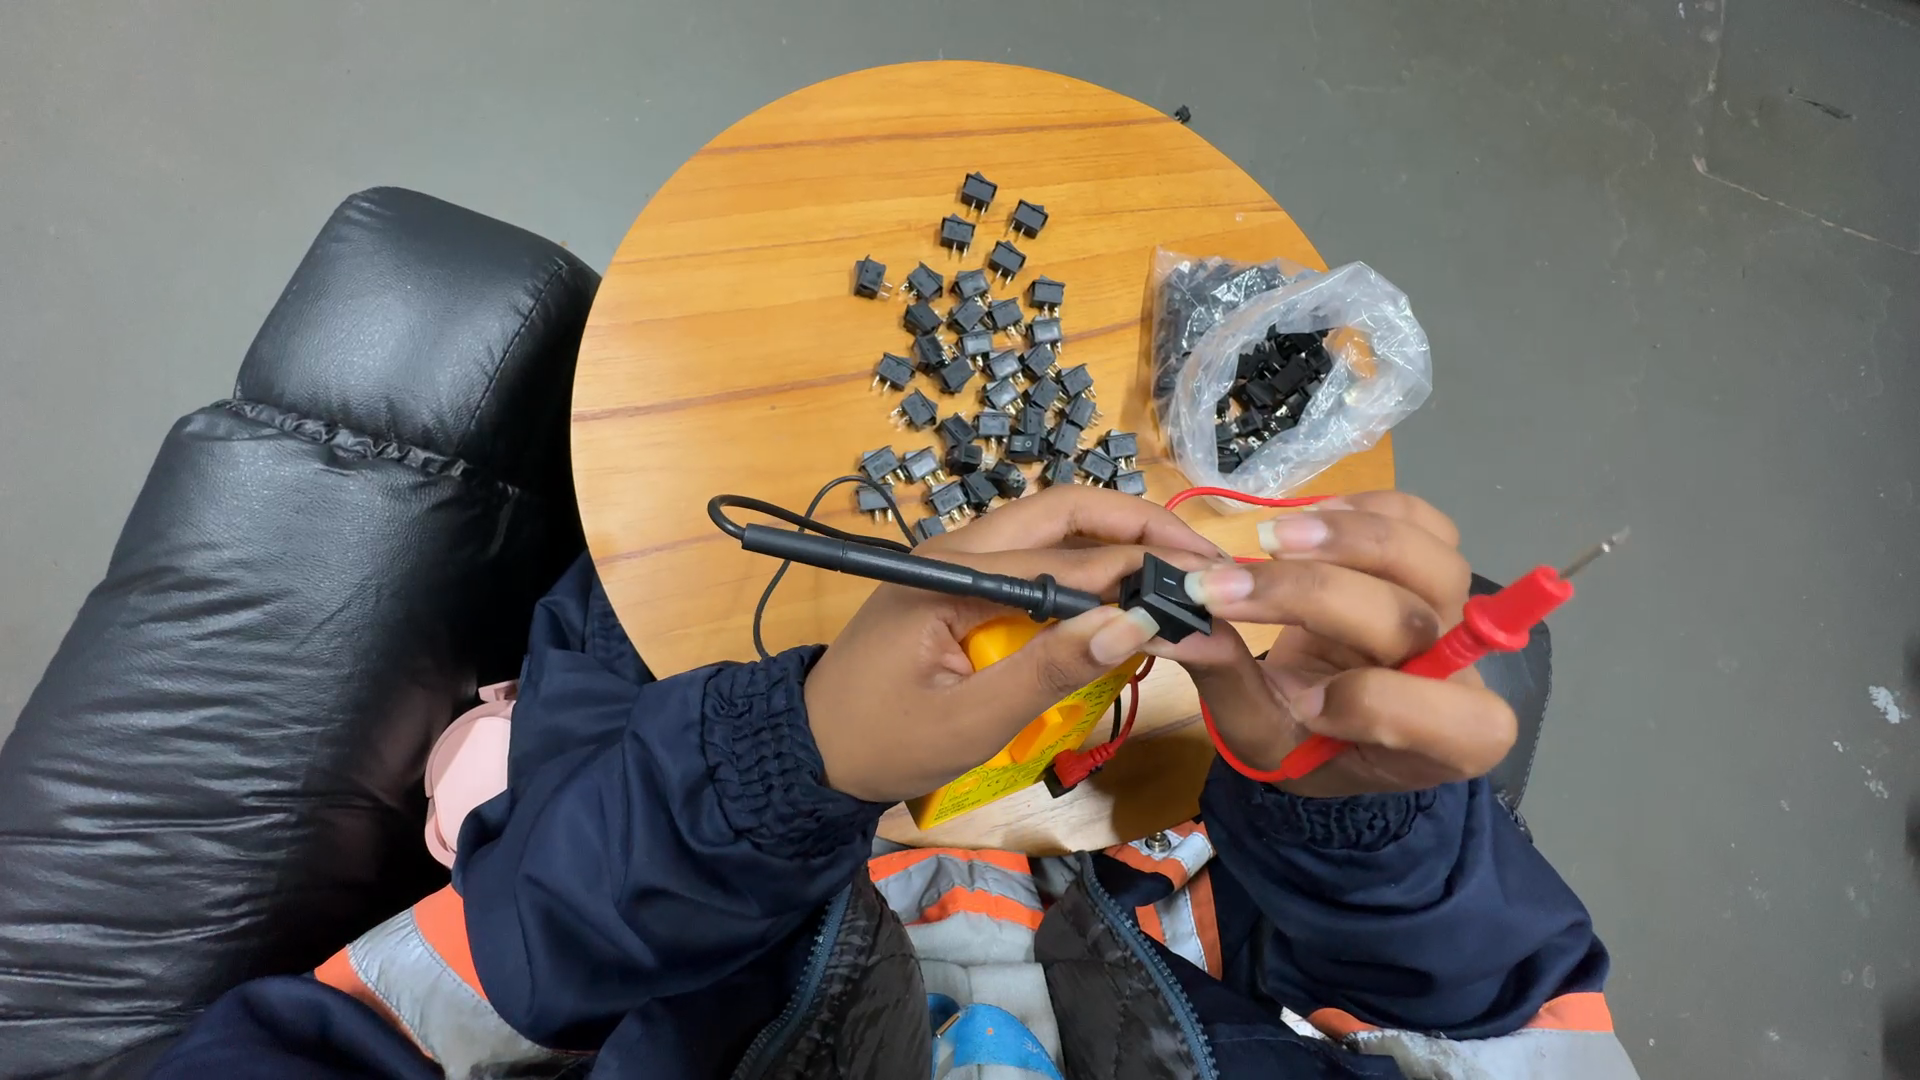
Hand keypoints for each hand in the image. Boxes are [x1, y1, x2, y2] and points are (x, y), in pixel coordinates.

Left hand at [804, 487, 1223, 802]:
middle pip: (1061, 511)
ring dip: (1114, 542)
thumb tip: (1129, 622)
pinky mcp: (965, 583)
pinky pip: (1036, 560)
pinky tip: (1120, 594)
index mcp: (952, 572)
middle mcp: (958, 548)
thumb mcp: (967, 721)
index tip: (1200, 586)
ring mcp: (960, 561)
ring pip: (1052, 529)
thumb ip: (1047, 671)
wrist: (817, 746)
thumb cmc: (883, 740)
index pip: (1061, 555)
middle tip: (1198, 559)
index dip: (1136, 567)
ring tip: (1174, 573)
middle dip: (1135, 526)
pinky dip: (1085, 568)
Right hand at [1160, 491, 1516, 797]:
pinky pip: (1422, 520)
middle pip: (1410, 617)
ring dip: (1342, 537)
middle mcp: (1462, 670)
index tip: (1298, 699)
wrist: (1330, 717)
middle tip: (1223, 586)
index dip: (1366, 701)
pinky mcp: (1428, 567)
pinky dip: (1366, 507)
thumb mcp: (1257, 736)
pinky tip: (1308, 518)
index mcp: (1442, 742)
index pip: (1431, 714)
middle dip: (1313, 594)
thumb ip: (1225, 682)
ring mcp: (1451, 610)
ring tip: (1268, 538)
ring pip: (1428, 556)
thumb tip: (1171, 628)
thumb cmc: (1300, 742)